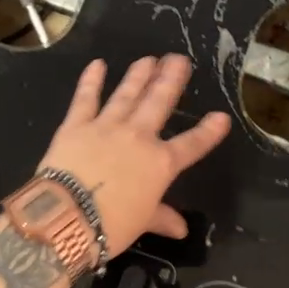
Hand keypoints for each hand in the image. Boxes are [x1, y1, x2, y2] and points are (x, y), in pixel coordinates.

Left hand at [38, 55, 231, 252]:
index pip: (191, 145)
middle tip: (179, 59)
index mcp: (160, 164)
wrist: (66, 218)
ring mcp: (106, 127)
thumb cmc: (110, 225)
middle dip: (171, 79)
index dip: (209, 131)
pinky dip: (91, 80)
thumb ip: (161, 218)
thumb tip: (180, 229)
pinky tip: (98, 64)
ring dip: (139, 75)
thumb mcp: (141, 223)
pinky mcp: (76, 125)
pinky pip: (85, 99)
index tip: (222, 116)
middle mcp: (138, 137)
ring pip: (127, 94)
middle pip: (159, 103)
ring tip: (149, 58)